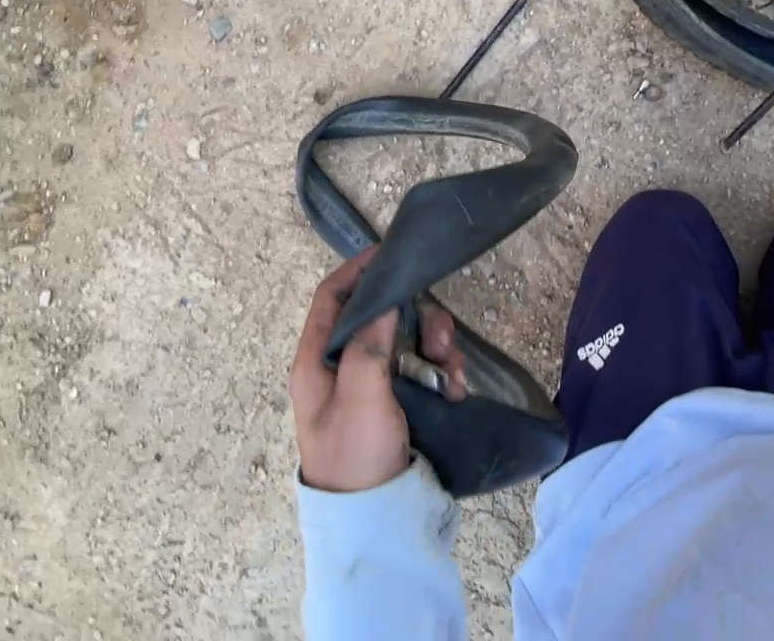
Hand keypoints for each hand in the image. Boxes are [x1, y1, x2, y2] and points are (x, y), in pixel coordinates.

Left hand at [289, 247, 467, 491]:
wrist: (377, 520)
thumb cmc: (357, 455)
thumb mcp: (360, 397)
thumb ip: (369, 342)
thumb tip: (383, 295)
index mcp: (318, 361)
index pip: (332, 298)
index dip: (358, 271)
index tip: (392, 254)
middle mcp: (343, 365)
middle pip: (381, 314)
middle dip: (416, 318)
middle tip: (440, 339)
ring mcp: (374, 382)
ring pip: (410, 338)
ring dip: (437, 346)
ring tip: (451, 373)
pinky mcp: (401, 399)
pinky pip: (426, 365)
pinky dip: (444, 370)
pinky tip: (455, 389)